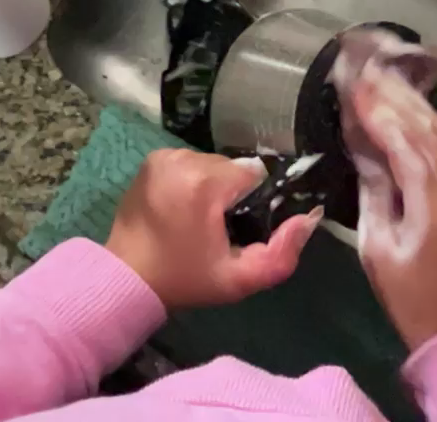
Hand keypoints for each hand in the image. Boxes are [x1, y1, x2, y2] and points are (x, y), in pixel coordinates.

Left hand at [106, 148, 321, 310]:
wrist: (125, 279)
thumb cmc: (184, 280)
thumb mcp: (237, 280)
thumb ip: (281, 253)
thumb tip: (311, 217)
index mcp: (205, 182)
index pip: (254, 174)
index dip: (254, 201)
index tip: (239, 226)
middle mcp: (185, 158)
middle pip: (232, 167)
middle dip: (232, 193)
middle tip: (219, 228)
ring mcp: (165, 156)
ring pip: (212, 163)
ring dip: (213, 185)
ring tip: (198, 218)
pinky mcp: (152, 159)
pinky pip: (190, 162)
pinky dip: (193, 179)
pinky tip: (182, 207)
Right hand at [348, 75, 436, 349]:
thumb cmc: (411, 298)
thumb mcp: (378, 248)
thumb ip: (373, 192)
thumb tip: (364, 149)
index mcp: (433, 203)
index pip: (404, 142)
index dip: (379, 112)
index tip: (356, 85)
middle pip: (428, 130)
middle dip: (396, 98)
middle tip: (370, 70)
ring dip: (415, 106)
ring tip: (388, 80)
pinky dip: (430, 126)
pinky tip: (414, 111)